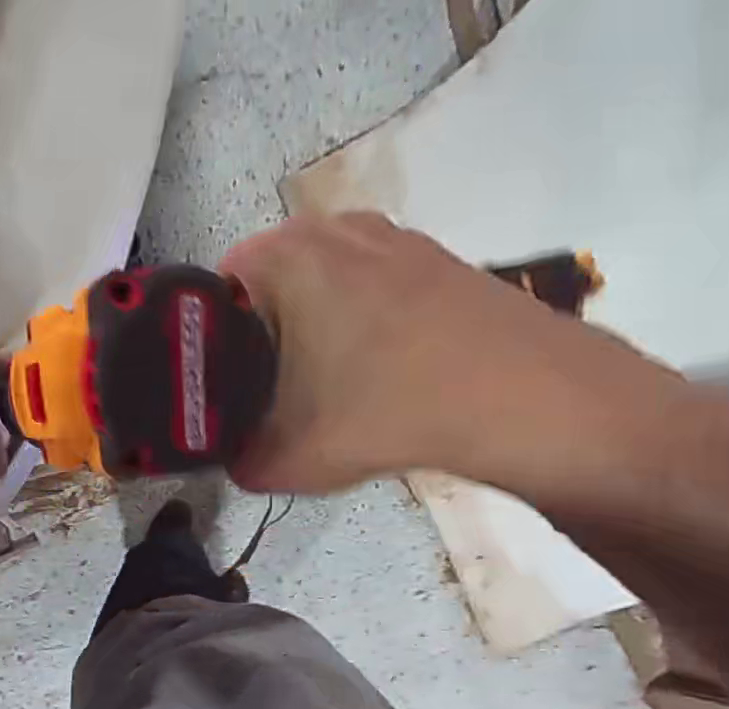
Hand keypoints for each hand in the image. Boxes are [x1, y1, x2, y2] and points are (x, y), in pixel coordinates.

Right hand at [219, 213, 691, 507]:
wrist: (517, 395)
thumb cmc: (383, 410)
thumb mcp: (287, 459)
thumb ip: (240, 462)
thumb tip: (237, 458)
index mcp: (281, 256)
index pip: (212, 293)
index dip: (212, 348)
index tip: (231, 389)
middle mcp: (329, 226)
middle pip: (265, 287)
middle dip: (262, 338)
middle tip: (276, 394)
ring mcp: (388, 234)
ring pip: (318, 284)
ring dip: (312, 329)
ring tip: (333, 384)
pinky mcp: (432, 254)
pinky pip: (367, 285)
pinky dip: (360, 321)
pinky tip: (383, 368)